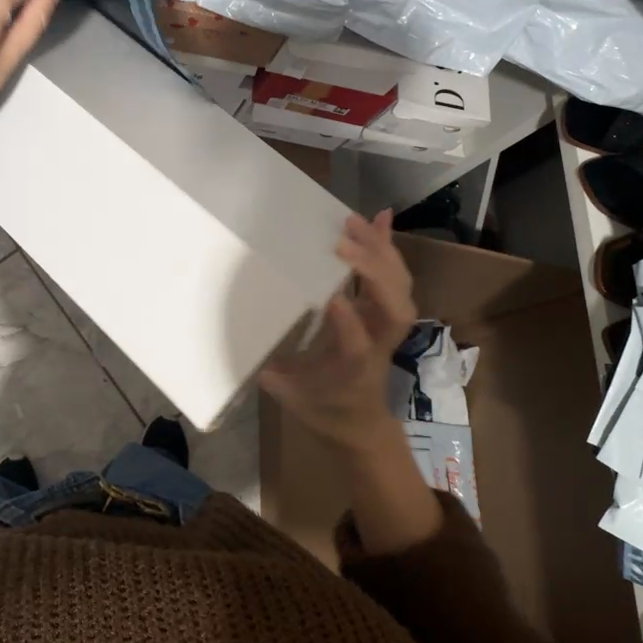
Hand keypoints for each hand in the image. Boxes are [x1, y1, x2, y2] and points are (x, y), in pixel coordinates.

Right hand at [259, 210, 417, 457]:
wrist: (362, 424)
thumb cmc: (324, 409)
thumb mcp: (292, 398)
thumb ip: (273, 375)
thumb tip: (243, 342)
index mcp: (352, 370)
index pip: (358, 347)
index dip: (350, 324)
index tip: (331, 299)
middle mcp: (378, 346)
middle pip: (393, 310)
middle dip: (373, 275)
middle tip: (340, 244)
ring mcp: (387, 329)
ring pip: (400, 290)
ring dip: (381, 254)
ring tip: (354, 222)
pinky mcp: (387, 313)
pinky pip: (396, 278)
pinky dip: (388, 248)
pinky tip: (379, 218)